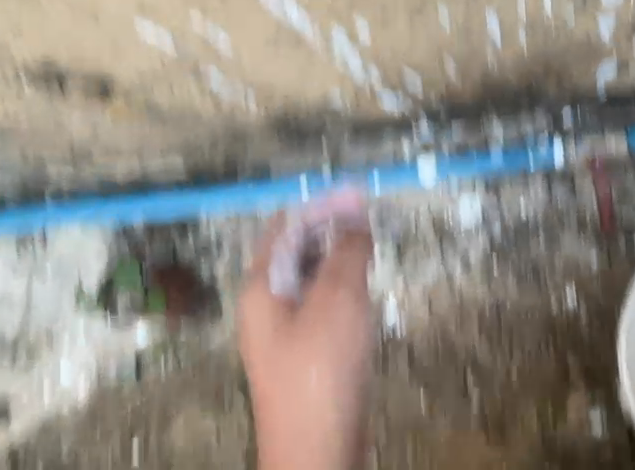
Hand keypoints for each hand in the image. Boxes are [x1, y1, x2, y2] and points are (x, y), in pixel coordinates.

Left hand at [237, 189, 374, 469]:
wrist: (317, 450)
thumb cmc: (321, 366)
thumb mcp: (338, 296)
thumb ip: (347, 249)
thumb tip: (356, 211)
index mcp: (261, 286)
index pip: (286, 226)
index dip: (321, 204)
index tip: (359, 192)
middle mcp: (266, 305)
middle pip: (295, 250)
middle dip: (331, 228)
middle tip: (370, 216)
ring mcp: (284, 332)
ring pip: (311, 277)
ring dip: (339, 257)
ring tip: (372, 245)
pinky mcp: (305, 353)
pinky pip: (322, 304)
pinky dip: (343, 286)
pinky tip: (366, 289)